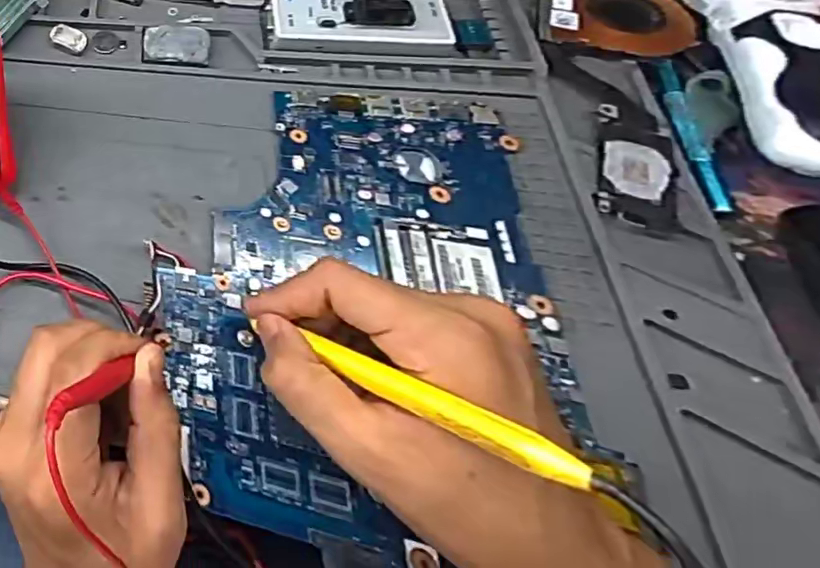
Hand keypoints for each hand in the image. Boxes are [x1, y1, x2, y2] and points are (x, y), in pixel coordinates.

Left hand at [0, 322, 184, 567]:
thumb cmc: (121, 558)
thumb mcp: (158, 506)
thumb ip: (156, 425)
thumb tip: (149, 355)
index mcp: (48, 465)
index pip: (71, 370)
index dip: (112, 346)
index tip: (148, 353)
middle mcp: (12, 439)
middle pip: (46, 347)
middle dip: (96, 338)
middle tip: (136, 361)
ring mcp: (1, 431)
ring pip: (39, 352)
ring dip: (84, 350)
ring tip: (121, 385)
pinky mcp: (2, 427)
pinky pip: (35, 372)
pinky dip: (70, 368)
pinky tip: (98, 399)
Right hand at [247, 259, 661, 567]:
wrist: (560, 551)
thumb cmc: (476, 511)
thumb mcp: (370, 453)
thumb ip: (304, 384)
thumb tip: (270, 331)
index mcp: (448, 334)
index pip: (337, 279)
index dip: (286, 298)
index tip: (259, 325)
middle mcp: (471, 311)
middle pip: (357, 291)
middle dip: (317, 327)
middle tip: (301, 370)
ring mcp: (483, 321)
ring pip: (375, 305)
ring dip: (344, 339)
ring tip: (345, 389)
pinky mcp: (483, 334)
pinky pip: (401, 320)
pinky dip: (373, 346)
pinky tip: (376, 386)